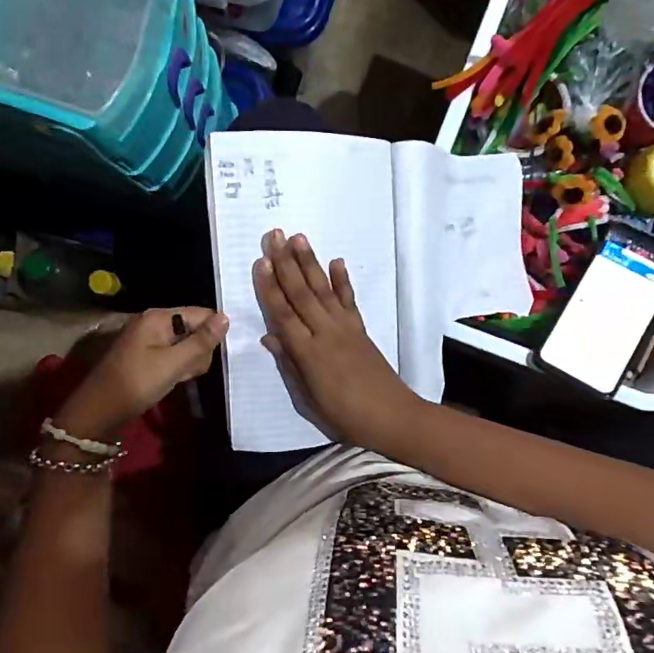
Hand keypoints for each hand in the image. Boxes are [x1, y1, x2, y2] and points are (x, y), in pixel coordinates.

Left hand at [57, 307, 225, 439]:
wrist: (100, 410)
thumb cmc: (138, 383)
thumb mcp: (174, 363)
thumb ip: (202, 341)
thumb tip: (225, 317)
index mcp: (158, 317)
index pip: (201, 314)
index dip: (212, 334)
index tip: (213, 356)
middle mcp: (154, 322)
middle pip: (195, 329)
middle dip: (199, 352)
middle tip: (187, 371)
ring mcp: (149, 339)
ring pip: (187, 345)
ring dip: (189, 363)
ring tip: (178, 378)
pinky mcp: (147, 356)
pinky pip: (174, 356)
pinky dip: (178, 368)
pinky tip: (173, 380)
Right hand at [254, 230, 424, 449]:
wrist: (393, 417)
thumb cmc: (345, 417)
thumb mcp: (309, 400)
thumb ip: (290, 366)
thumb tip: (270, 337)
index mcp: (308, 354)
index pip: (284, 314)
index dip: (270, 287)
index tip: (261, 261)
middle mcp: (326, 334)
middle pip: (302, 294)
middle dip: (286, 263)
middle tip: (275, 234)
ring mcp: (346, 329)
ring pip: (324, 291)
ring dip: (310, 263)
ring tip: (299, 238)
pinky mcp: (362, 331)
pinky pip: (349, 301)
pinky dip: (343, 281)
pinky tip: (337, 262)